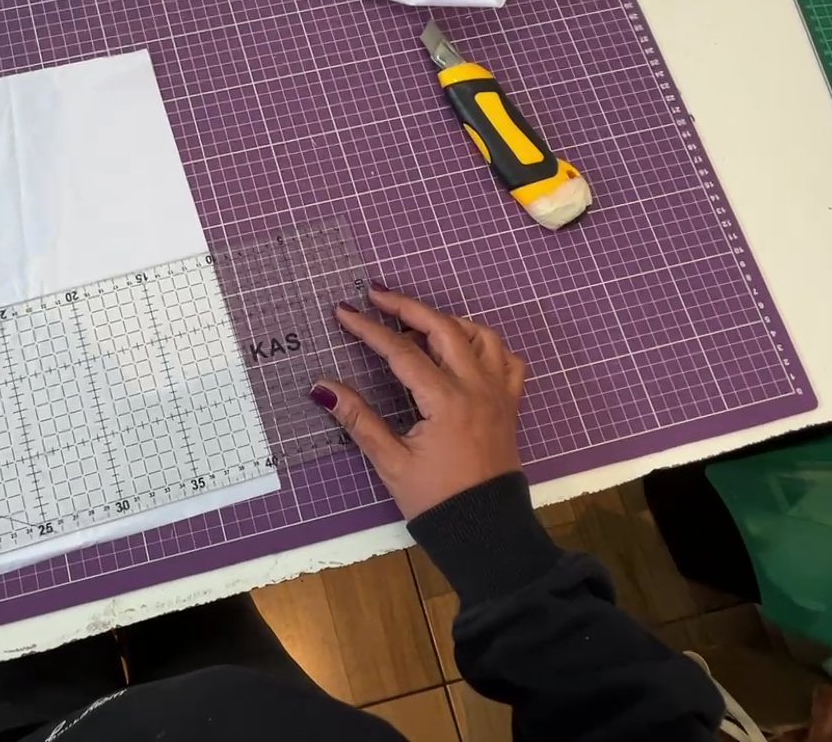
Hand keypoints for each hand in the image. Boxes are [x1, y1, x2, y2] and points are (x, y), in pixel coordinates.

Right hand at [312, 283, 526, 518]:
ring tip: (417, 325)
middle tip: (376, 295)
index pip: (401, 351)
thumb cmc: (437, 501)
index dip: (368, 328)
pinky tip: (461, 350)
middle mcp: (477, 388)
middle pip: (443, 328)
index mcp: (446, 401)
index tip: (344, 310)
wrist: (489, 535)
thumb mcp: (391, 462)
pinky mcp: (509, 405)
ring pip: (480, 335)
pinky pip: (505, 359)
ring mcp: (499, 394)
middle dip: (406, 306)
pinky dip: (483, 344)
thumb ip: (358, 419)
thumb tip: (321, 387)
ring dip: (446, 321)